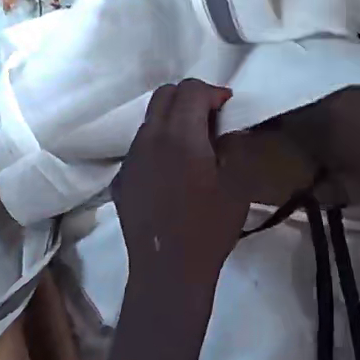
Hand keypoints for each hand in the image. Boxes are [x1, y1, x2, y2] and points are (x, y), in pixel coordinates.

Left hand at [113, 79, 250, 292]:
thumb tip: (230, 130)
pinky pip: (140, 148)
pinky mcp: (121, 180)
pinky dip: (158, 145)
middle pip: (164, 95)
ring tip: (193, 146)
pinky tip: (173, 172)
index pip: (190, 89)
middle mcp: (149, 139)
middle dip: (189, 98)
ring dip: (172, 120)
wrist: (169, 270)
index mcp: (180, 135)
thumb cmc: (210, 227)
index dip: (213, 92)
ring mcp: (130, 159)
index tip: (228, 107)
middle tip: (211, 119)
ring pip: (149, 120)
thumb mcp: (237, 184)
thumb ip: (235, 147)